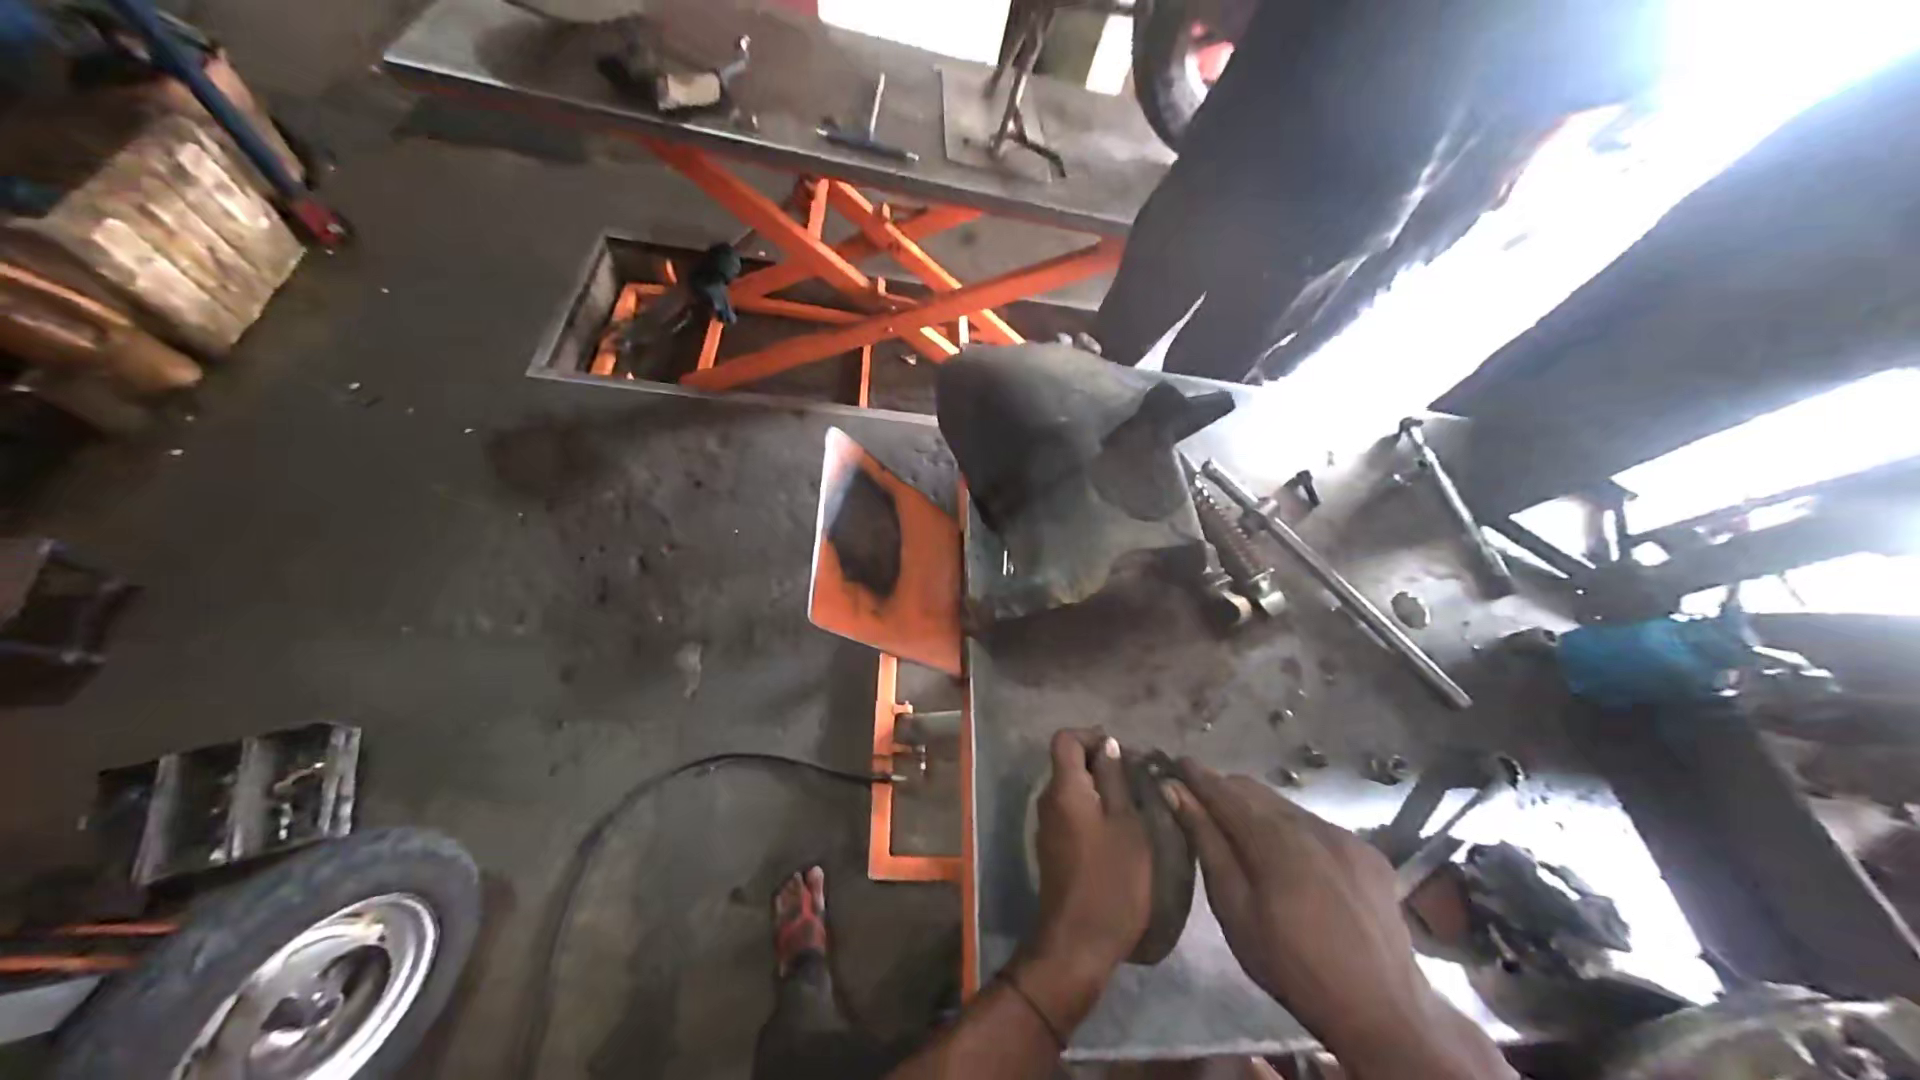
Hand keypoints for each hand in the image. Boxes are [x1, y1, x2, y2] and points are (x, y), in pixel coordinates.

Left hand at [1023, 729, 1151, 1001]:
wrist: (1079, 940)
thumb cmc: (1112, 879)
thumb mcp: (1127, 825)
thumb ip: (1116, 780)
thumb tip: (1108, 745)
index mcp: (1064, 788)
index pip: (1065, 739)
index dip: (1091, 735)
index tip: (1122, 751)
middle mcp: (1048, 800)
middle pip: (1068, 762)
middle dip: (1100, 761)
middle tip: (1137, 778)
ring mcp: (1048, 825)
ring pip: (1071, 787)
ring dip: (1100, 786)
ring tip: (1135, 802)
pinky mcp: (1054, 846)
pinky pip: (1071, 810)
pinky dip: (1093, 807)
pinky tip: (1120, 828)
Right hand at [1162, 760, 1438, 1059]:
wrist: (1382, 1012)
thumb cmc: (1291, 966)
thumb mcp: (1234, 909)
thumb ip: (1207, 844)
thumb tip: (1176, 793)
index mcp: (1275, 838)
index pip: (1224, 791)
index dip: (1196, 775)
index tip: (1174, 762)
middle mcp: (1311, 824)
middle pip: (1255, 791)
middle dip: (1224, 790)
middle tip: (1198, 799)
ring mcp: (1344, 836)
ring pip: (1286, 806)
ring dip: (1257, 809)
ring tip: (1240, 828)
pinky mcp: (1368, 852)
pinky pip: (1317, 825)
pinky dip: (1292, 829)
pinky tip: (1289, 857)